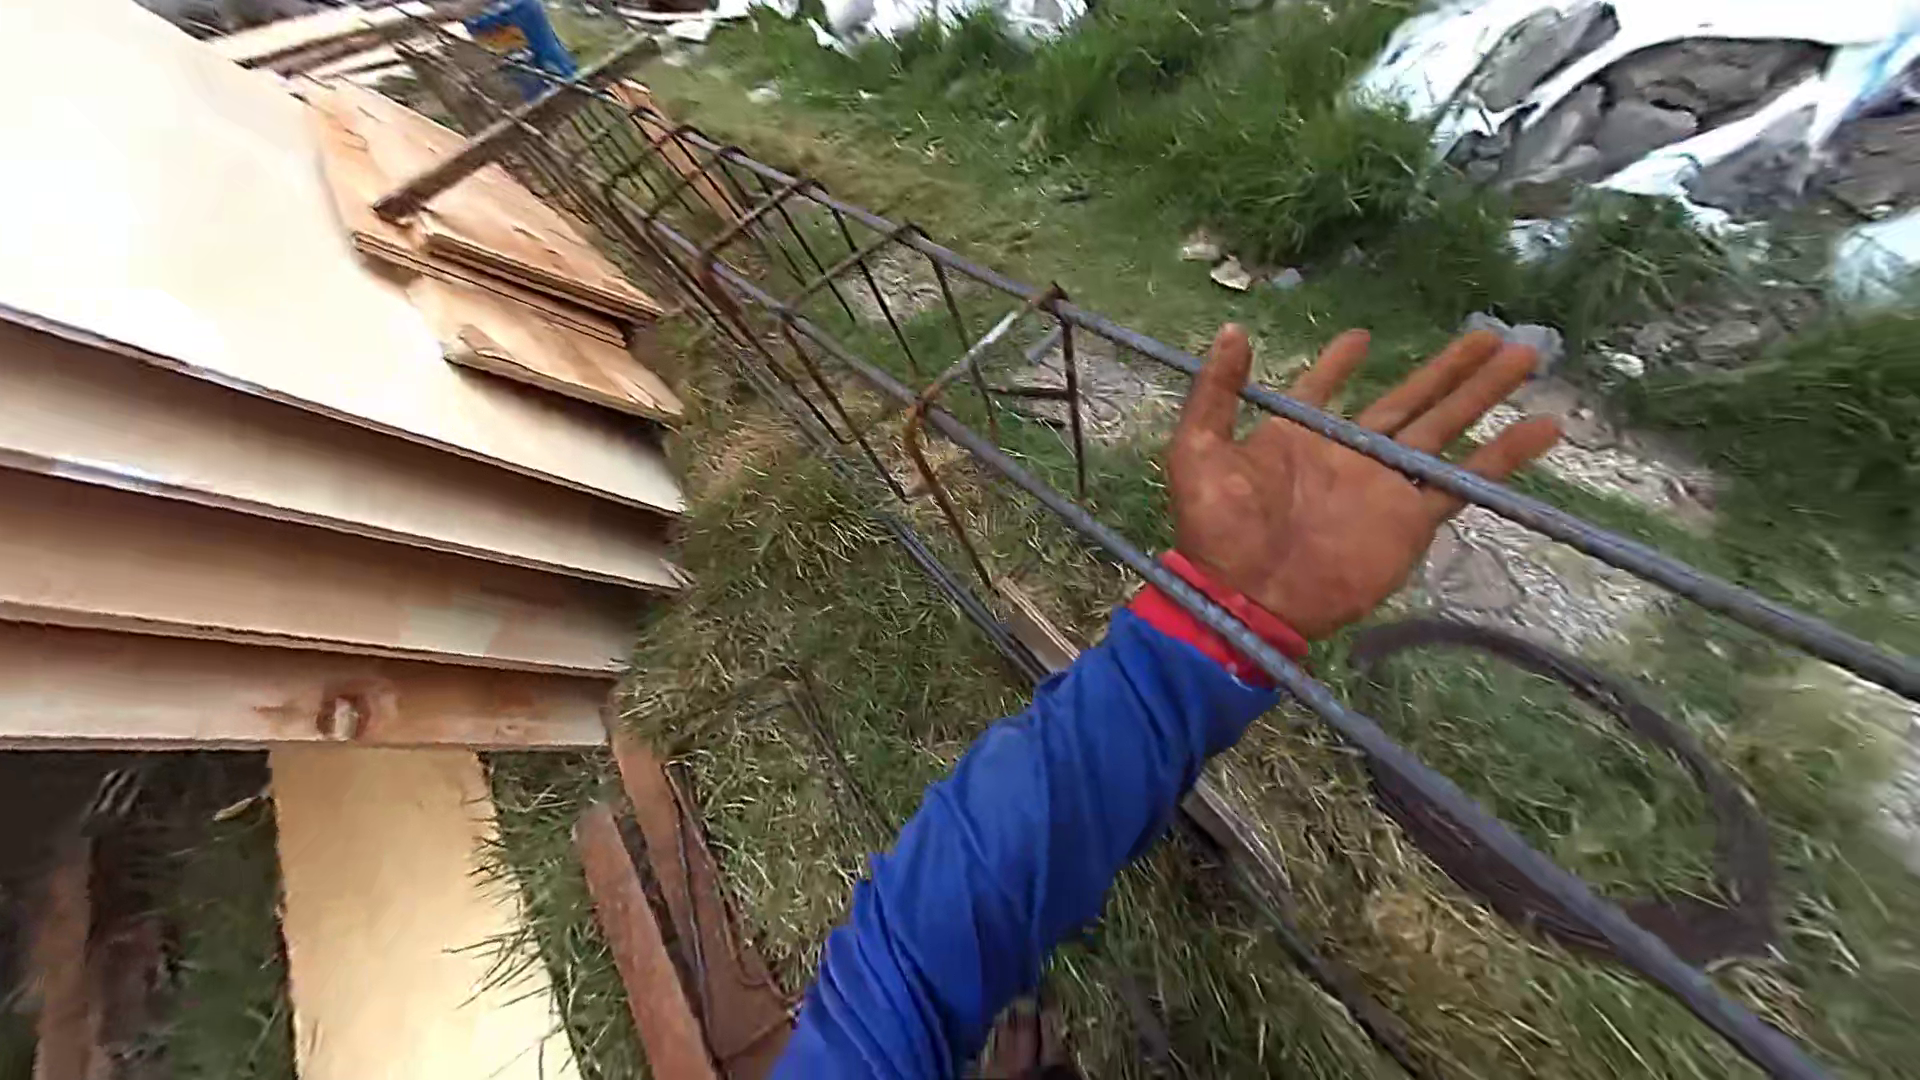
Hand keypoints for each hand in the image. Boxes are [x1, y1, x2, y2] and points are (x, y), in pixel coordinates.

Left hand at [1167, 325, 1561, 639]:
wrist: (1245, 597)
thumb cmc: (1215, 524)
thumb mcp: (1197, 449)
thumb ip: (1215, 392)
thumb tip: (1230, 331)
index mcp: (1292, 437)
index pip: (1320, 391)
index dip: (1337, 365)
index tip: (1359, 338)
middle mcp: (1342, 456)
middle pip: (1403, 401)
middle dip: (1442, 369)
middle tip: (1485, 333)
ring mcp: (1379, 487)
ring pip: (1441, 429)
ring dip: (1480, 394)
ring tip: (1522, 353)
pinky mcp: (1408, 520)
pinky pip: (1463, 483)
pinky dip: (1503, 457)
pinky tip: (1544, 425)